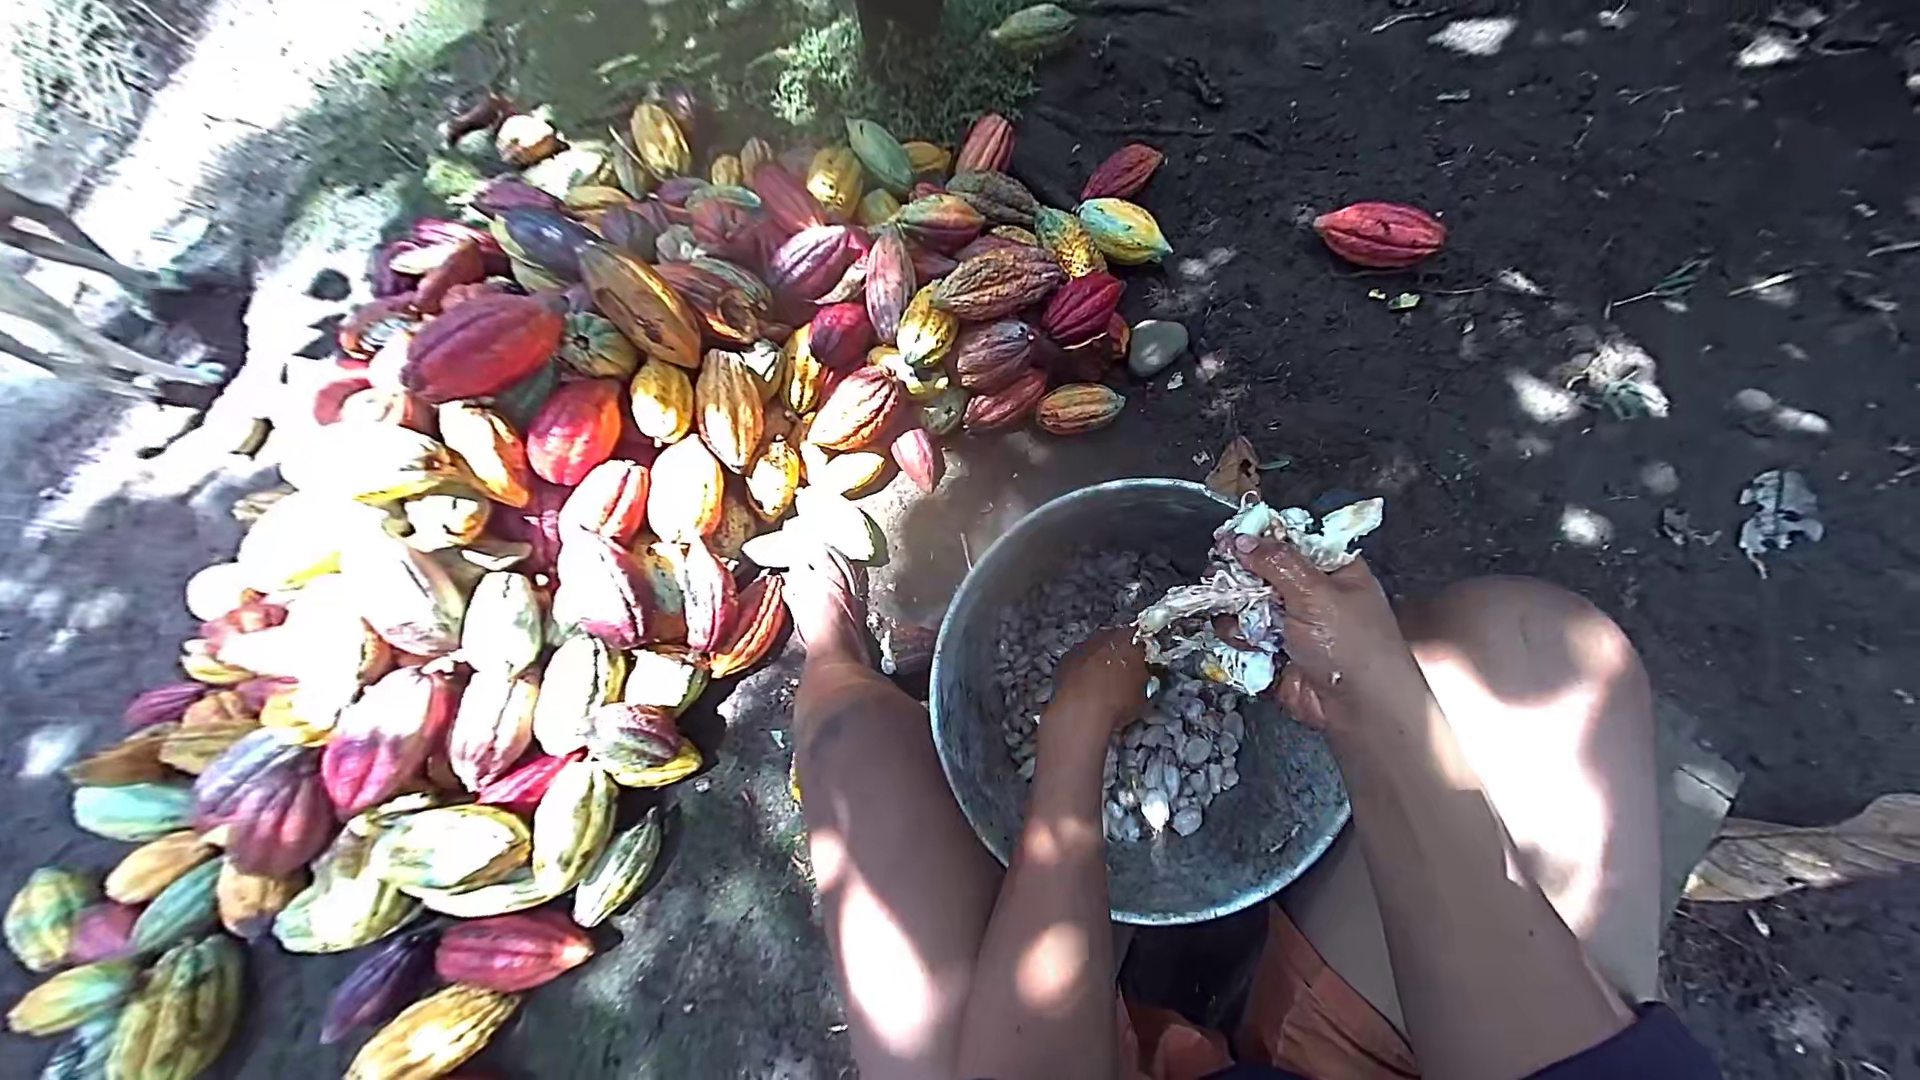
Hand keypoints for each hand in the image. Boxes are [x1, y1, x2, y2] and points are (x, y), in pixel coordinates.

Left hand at [1044, 628, 1147, 747]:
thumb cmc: (1116, 702)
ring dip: (1097, 659)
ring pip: (1093, 649)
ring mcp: (1081, 647)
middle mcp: (1103, 638)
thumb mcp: (1142, 694)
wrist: (1080, 711)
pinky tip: (1084, 686)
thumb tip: (1140, 677)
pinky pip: (1077, 660)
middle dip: (1117, 652)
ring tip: (1101, 681)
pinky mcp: (1064, 659)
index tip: (1140, 661)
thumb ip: (1142, 678)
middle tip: (1121, 671)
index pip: (1138, 638)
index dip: (1139, 651)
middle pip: (1113, 640)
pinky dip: (1081, 669)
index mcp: (1128, 641)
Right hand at [1230, 535, 1427, 732]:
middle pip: (1256, 569)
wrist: (1356, 709)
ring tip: (1248, 622)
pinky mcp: (1269, 645)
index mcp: (1329, 568)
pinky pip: (1238, 630)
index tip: (1231, 539)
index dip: (1258, 537)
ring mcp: (1285, 619)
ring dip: (1237, 610)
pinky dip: (1238, 636)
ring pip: (1241, 600)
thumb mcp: (1317, 594)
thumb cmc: (1355, 648)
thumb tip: (1241, 540)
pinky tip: (1253, 644)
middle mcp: (1305, 590)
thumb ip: (1276, 562)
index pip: (1287, 539)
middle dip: (1239, 577)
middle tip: (1227, 579)